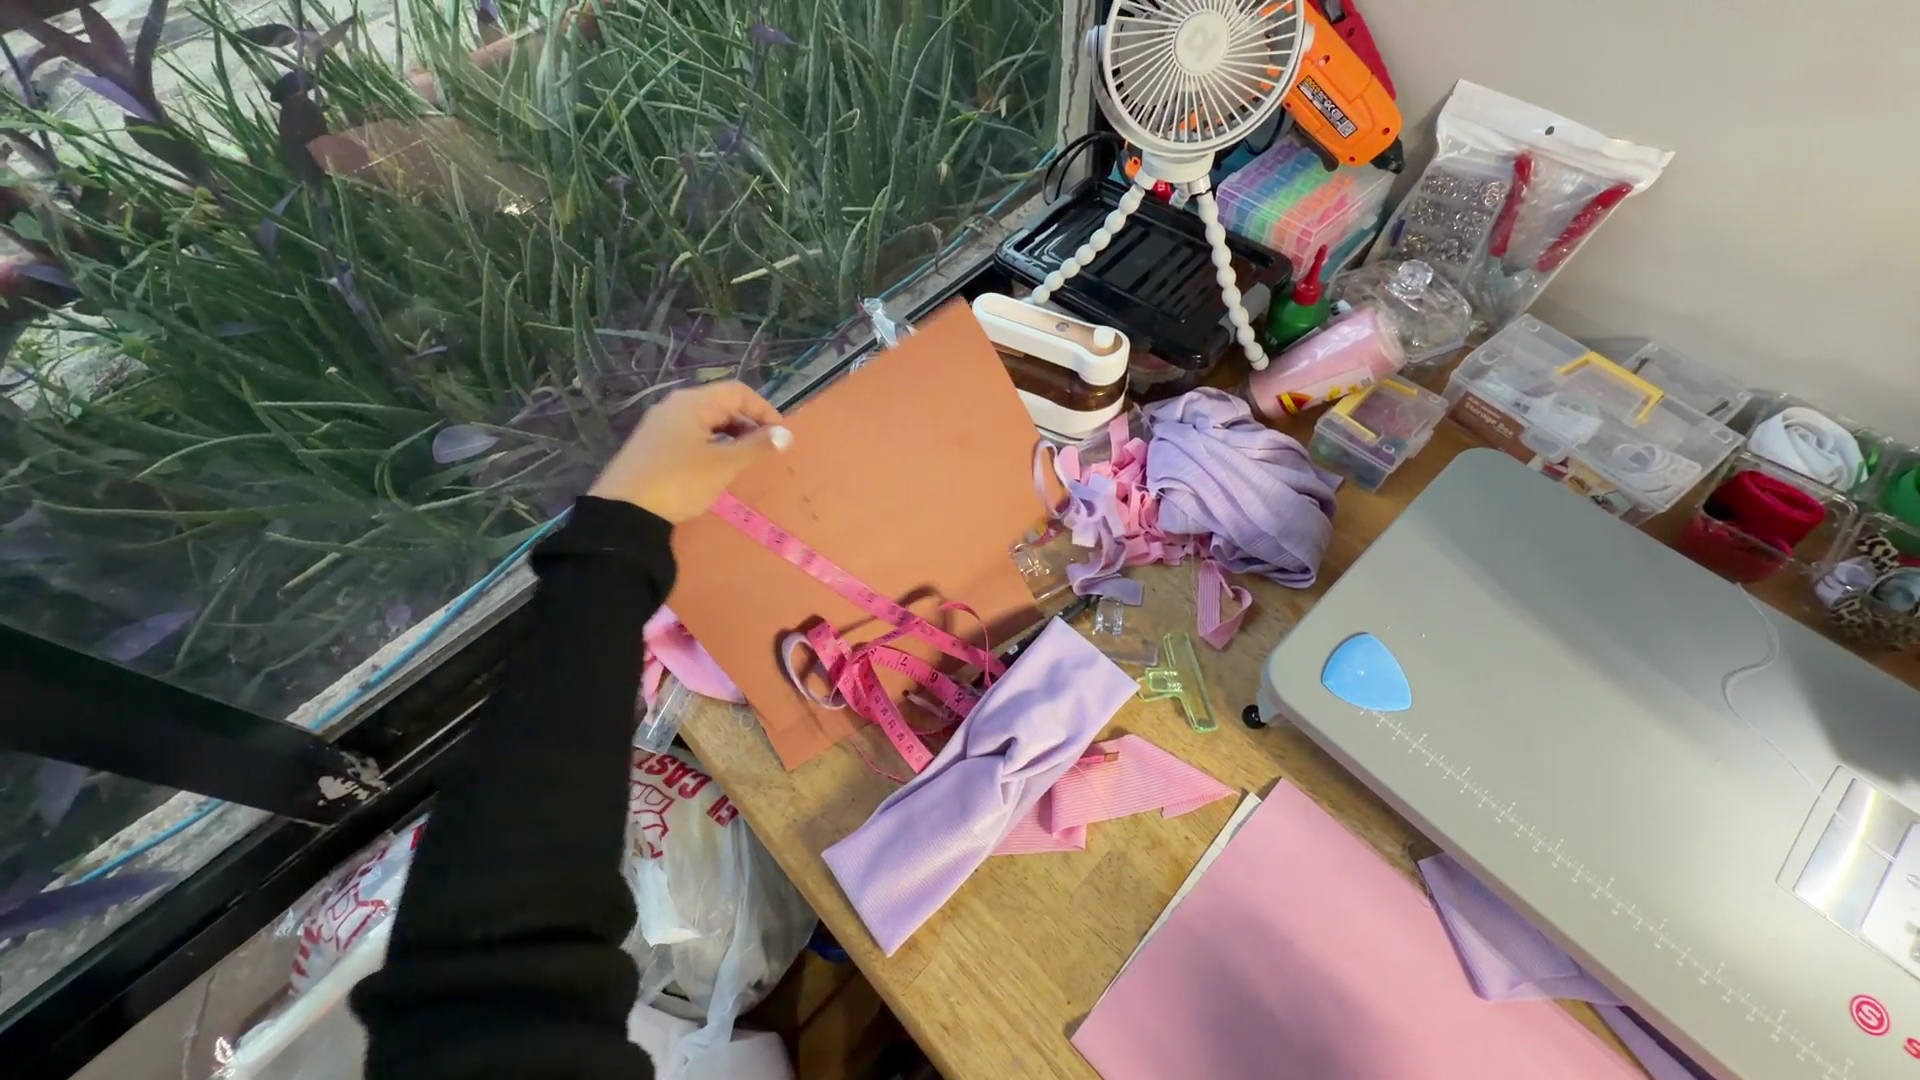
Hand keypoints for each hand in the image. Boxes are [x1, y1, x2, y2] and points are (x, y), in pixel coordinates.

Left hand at [588, 381, 791, 522]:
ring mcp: (661, 424)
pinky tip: (716, 466)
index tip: (781, 437)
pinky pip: (692, 434)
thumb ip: (756, 446)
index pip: (739, 392)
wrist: (624, 511)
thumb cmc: (680, 481)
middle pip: (722, 403)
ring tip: (745, 460)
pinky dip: (712, 443)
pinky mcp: (653, 444)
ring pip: (707, 420)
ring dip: (732, 435)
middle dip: (749, 423)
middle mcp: (675, 405)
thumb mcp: (724, 464)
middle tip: (766, 450)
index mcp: (693, 402)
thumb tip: (786, 435)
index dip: (765, 410)